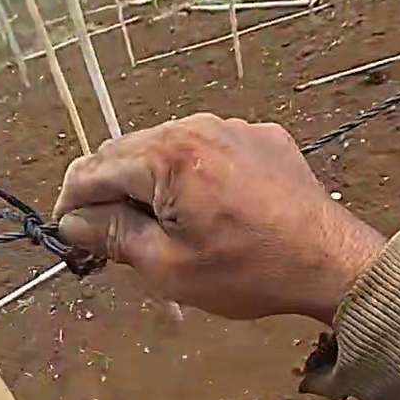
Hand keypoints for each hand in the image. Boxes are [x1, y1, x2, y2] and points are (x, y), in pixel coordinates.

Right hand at [52, 114, 384, 323]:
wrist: (331, 264)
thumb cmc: (248, 272)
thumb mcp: (167, 266)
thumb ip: (112, 235)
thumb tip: (71, 221)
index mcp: (168, 155)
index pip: (93, 169)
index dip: (71, 203)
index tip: (68, 234)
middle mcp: (197, 126)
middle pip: (125, 153)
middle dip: (107, 195)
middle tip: (109, 240)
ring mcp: (232, 127)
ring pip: (162, 150)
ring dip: (146, 185)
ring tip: (156, 229)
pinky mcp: (258, 138)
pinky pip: (203, 150)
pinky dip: (186, 177)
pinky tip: (201, 211)